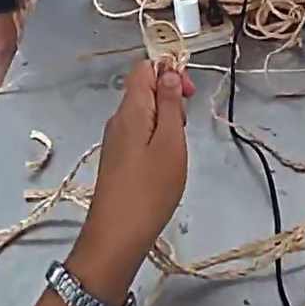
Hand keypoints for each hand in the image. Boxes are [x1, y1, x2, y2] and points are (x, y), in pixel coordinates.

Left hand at [69, 62, 194, 301]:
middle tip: (185, 124)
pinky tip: (165, 160)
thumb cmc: (149, 189)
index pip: (144, 68)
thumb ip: (170, 104)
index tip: (188, 92)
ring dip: (166, 118)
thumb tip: (169, 72)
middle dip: (170, 95)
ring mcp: (116, 139)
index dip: (168, 70)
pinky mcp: (118, 158)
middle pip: (144, 88)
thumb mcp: (171, 143)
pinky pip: (139, 131)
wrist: (116, 237)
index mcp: (131, 109)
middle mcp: (119, 118)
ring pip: (144, 111)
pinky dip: (157, 136)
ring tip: (177, 146)